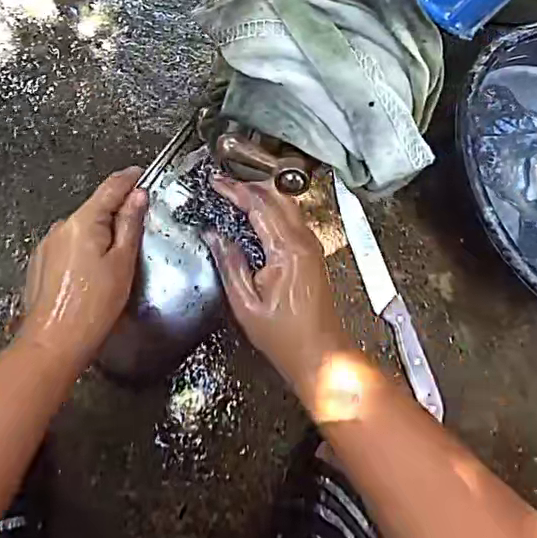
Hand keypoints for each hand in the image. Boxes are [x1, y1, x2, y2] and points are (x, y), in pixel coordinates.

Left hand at [19, 168, 148, 367]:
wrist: (52, 344)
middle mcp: (60, 227)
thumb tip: (138, 197)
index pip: (110, 188)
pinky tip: (94, 273)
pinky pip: (69, 245)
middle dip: (117, 212)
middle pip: (95, 208)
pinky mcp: (41, 262)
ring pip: (82, 228)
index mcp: (82, 222)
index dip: (129, 179)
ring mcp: (48, 245)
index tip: (140, 173)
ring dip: (100, 233)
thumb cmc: (91, 308)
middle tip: (140, 226)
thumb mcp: (122, 263)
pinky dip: (85, 249)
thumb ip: (130, 224)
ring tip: (117, 259)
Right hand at [208, 178, 350, 395]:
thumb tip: (215, 236)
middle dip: (247, 185)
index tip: (216, 182)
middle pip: (276, 196)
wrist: (321, 355)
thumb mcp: (245, 304)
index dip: (234, 189)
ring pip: (286, 204)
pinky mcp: (313, 252)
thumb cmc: (286, 337)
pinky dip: (271, 209)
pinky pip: (292, 218)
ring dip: (261, 195)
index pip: (259, 205)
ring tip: (235, 196)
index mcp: (286, 250)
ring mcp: (311, 245)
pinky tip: (255, 217)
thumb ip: (229, 264)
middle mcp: (304, 242)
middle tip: (223, 185)